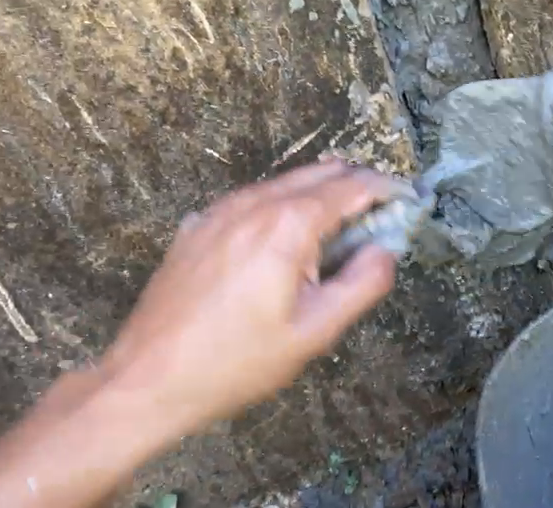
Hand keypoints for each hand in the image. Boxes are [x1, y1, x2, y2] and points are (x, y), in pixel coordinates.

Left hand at [99, 160, 405, 437]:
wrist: (145, 381)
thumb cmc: (235, 362)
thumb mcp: (314, 332)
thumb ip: (363, 283)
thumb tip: (386, 249)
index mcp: (290, 223)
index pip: (354, 185)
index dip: (387, 189)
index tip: (407, 201)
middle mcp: (257, 201)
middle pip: (323, 171)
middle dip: (357, 186)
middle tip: (375, 220)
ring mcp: (223, 208)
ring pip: (287, 181)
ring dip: (320, 195)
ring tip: (332, 237)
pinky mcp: (200, 222)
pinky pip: (255, 198)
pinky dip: (283, 206)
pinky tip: (281, 246)